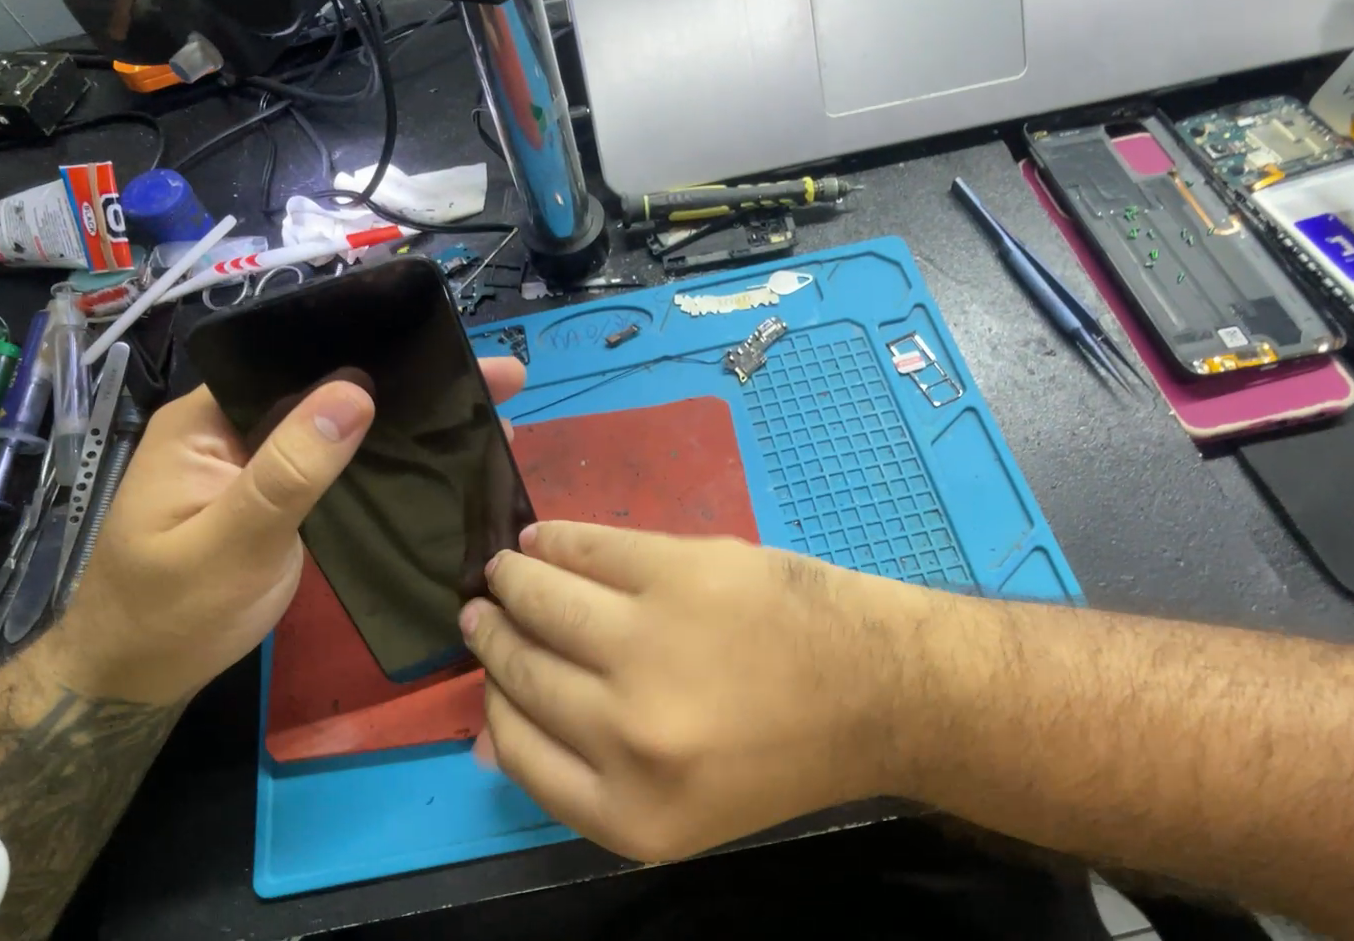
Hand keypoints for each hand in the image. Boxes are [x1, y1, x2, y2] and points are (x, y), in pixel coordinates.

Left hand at [44, 357, 526, 704]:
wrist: (136, 679)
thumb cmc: (168, 614)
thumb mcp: (228, 543)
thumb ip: (289, 472)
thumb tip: (356, 392)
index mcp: (211, 418)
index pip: (297, 361)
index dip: (371, 349)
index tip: (444, 348)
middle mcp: (240, 428)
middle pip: (332, 388)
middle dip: (410, 382)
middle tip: (496, 378)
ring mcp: (265, 463)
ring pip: (343, 427)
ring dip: (407, 420)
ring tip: (486, 411)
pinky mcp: (286, 497)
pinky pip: (342, 466)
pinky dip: (389, 461)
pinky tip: (440, 461)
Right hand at [462, 523, 935, 861]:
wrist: (871, 689)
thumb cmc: (774, 753)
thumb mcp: (676, 811)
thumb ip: (580, 779)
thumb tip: (488, 736)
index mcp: (627, 810)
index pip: (513, 747)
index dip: (491, 703)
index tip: (490, 672)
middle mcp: (628, 731)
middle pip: (521, 669)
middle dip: (492, 635)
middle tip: (482, 611)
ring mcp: (651, 643)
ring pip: (540, 598)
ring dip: (510, 579)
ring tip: (502, 570)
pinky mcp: (678, 571)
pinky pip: (586, 548)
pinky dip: (553, 541)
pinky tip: (540, 541)